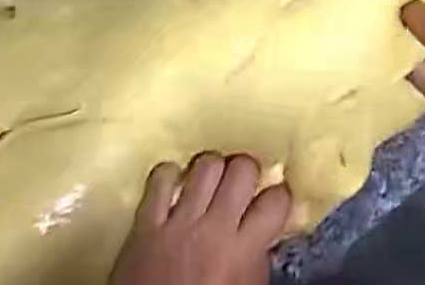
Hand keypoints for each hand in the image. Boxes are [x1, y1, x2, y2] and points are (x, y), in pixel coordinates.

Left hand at [107, 153, 291, 284]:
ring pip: (206, 164)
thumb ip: (256, 260)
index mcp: (243, 253)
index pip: (276, 200)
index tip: (275, 198)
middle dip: (246, 172)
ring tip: (210, 184)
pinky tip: (175, 188)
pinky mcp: (145, 225)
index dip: (280, 195)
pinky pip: (160, 177)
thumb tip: (264, 233)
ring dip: (212, 169)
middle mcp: (213, 230)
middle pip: (242, 168)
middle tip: (241, 186)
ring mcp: (178, 224)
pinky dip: (169, 176)